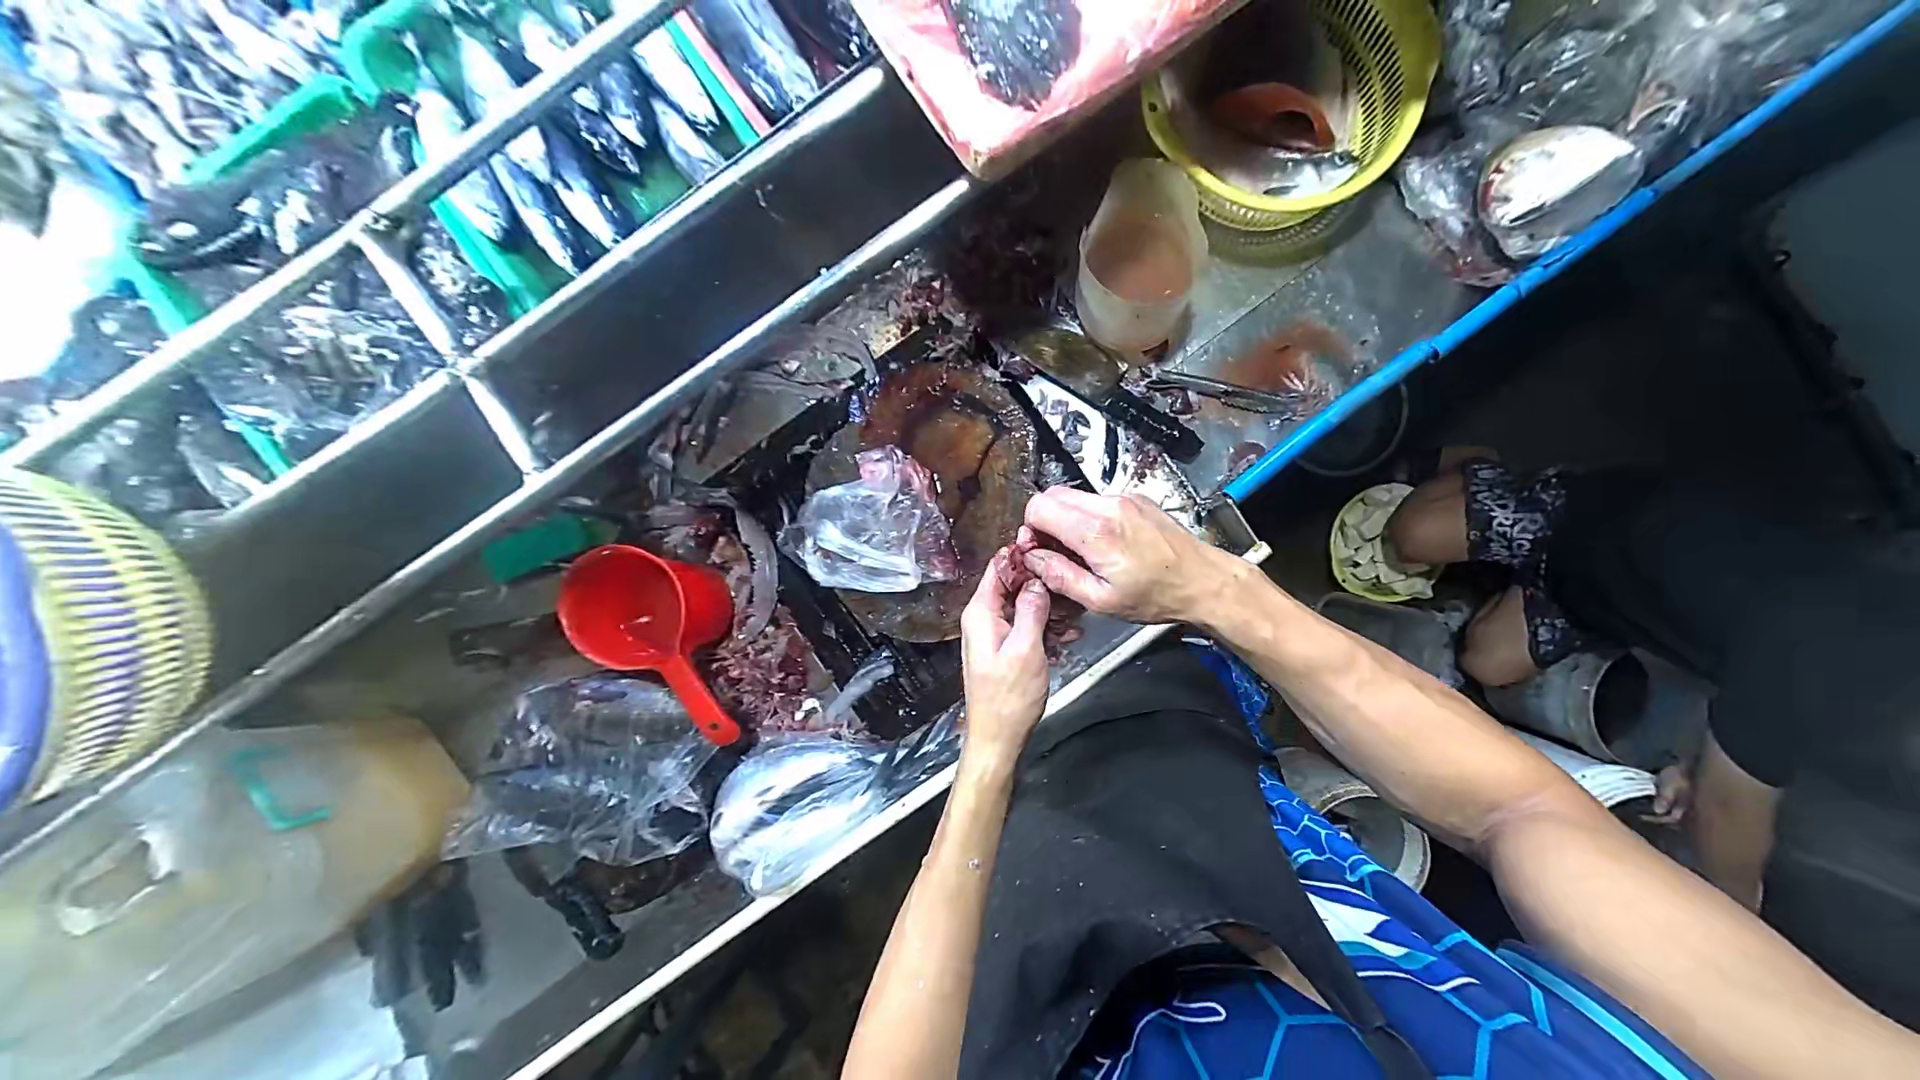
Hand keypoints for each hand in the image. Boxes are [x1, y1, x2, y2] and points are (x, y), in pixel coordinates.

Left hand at [959, 549, 1051, 762]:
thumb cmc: (1008, 698)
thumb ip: (1031, 610)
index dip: (1021, 555)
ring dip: (1048, 609)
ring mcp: (994, 635)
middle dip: (1041, 584)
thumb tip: (1037, 580)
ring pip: (1023, 606)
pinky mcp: (1005, 649)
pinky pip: (1026, 627)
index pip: (997, 569)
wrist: (998, 738)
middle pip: (1012, 586)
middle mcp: (983, 619)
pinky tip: (1066, 636)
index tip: (1048, 549)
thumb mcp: (1025, 649)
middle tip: (1070, 586)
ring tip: (1073, 617)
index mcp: (981, 613)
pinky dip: (1045, 627)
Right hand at [1020, 487, 1236, 624]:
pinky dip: (1089, 518)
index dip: (1031, 530)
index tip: (1039, 550)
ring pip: (1073, 496)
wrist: (1203, 581)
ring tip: (1082, 552)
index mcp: (1096, 531)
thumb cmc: (1159, 594)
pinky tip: (1104, 545)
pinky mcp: (1135, 499)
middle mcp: (1109, 506)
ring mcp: (1124, 499)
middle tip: (1055, 551)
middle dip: (1044, 522)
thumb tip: (1034, 560)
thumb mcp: (1101, 600)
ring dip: (1067, 520)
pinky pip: (1096, 500)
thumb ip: (1060, 576)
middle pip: (1052, 495)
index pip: (1039, 507)